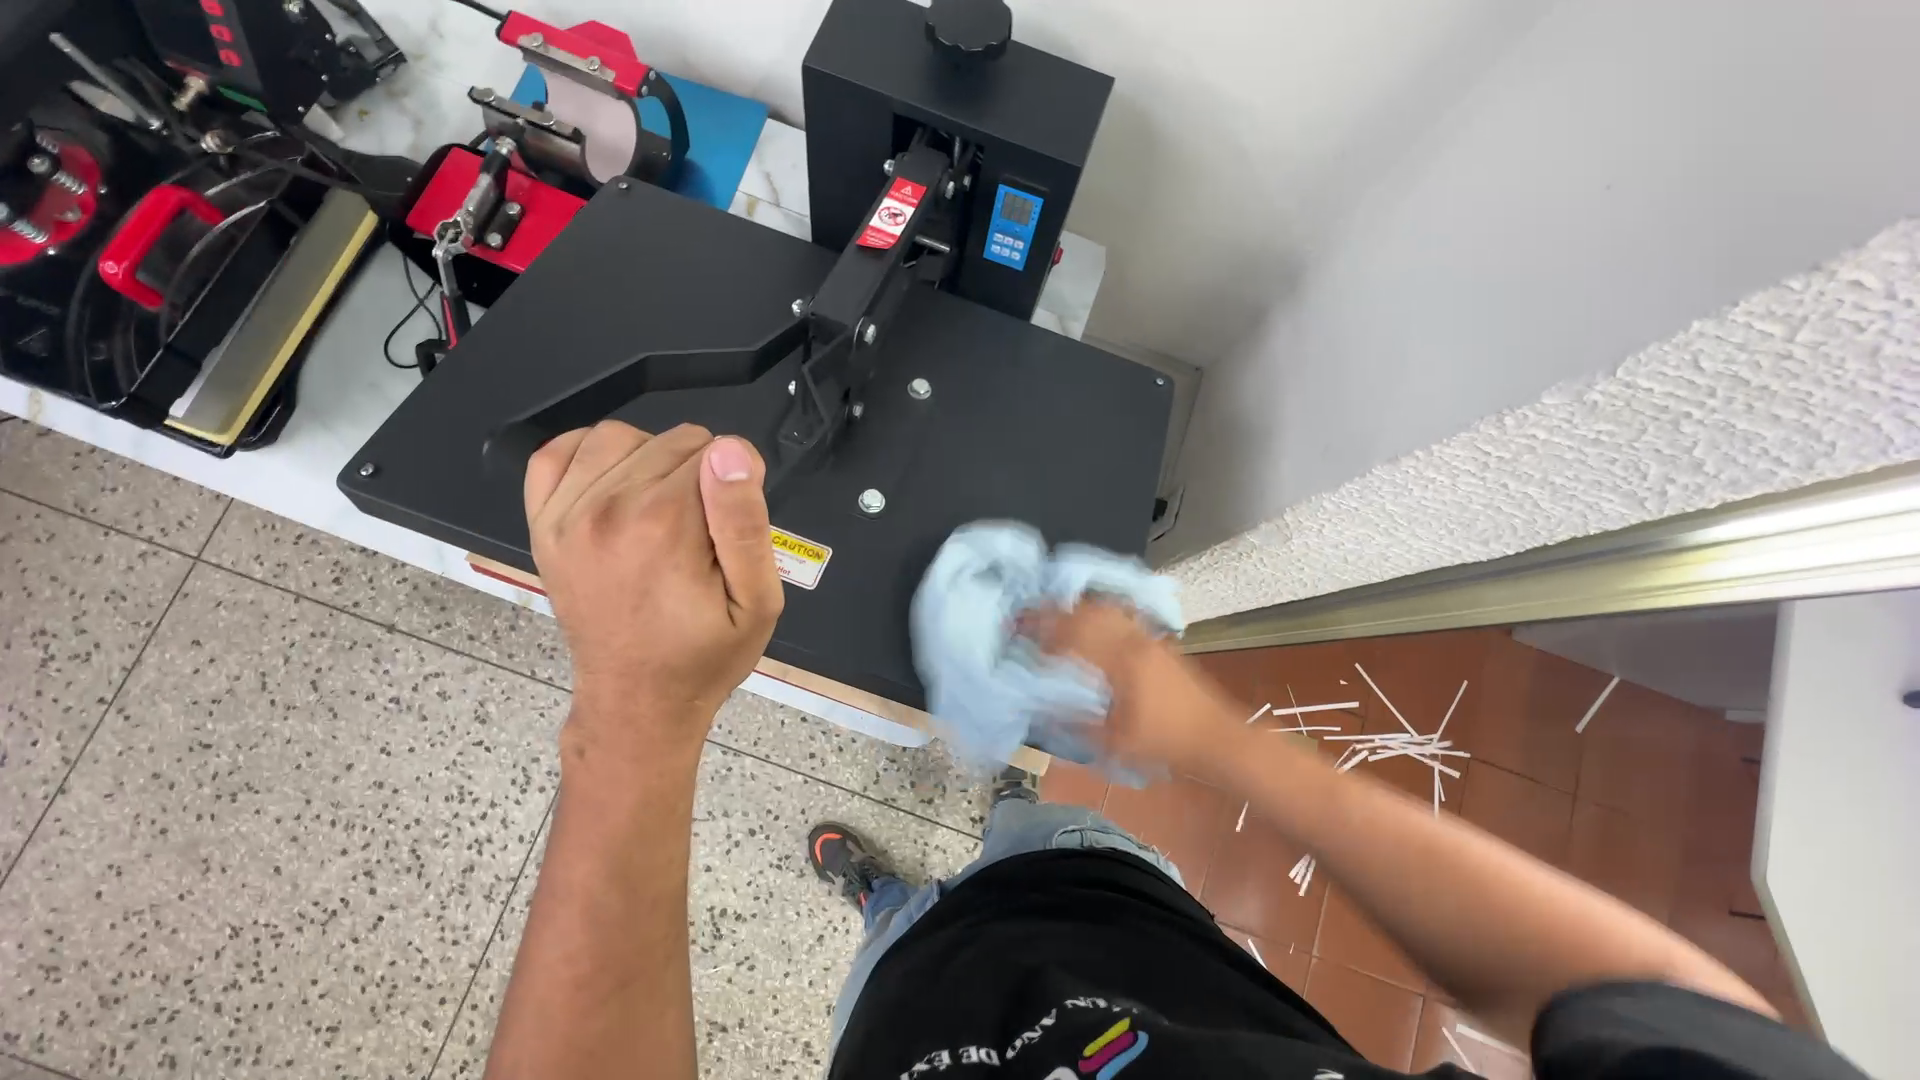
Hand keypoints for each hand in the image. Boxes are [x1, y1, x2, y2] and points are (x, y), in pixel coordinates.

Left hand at [524, 421, 783, 759]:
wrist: (637, 701)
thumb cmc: (705, 655)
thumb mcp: (756, 601)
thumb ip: (746, 522)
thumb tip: (730, 450)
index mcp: (666, 526)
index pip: (717, 452)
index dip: (739, 483)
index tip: (735, 529)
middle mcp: (608, 509)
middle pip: (673, 442)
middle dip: (702, 474)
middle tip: (705, 532)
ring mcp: (567, 514)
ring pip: (621, 436)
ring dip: (652, 458)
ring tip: (666, 506)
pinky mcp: (543, 524)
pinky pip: (556, 452)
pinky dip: (589, 454)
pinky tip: (615, 483)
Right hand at [1033, 601, 1243, 775]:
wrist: (1218, 739)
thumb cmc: (1165, 743)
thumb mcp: (1113, 741)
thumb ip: (1074, 721)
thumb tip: (1039, 705)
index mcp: (1119, 659)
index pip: (1070, 631)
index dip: (1040, 627)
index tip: (1015, 627)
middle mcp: (1132, 639)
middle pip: (1085, 612)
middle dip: (1052, 612)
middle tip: (1025, 617)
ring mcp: (1148, 637)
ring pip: (1104, 610)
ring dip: (1074, 610)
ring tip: (1051, 617)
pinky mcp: (1158, 643)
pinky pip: (1120, 617)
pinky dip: (1097, 615)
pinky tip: (1088, 623)